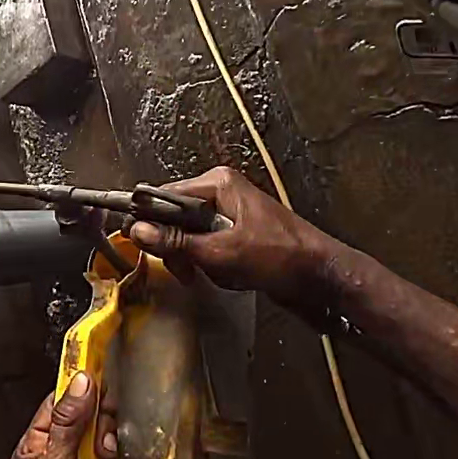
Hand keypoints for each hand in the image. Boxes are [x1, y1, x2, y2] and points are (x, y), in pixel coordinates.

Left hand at [11, 373, 141, 458]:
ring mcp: (83, 458)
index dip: (74, 385)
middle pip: (82, 406)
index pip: (55, 401)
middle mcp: (58, 450)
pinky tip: (114, 457)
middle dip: (94, 413)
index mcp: (34, 449)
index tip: (92, 368)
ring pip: (101, 419)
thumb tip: (79, 384)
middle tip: (96, 431)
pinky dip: (119, 441)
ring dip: (107, 431)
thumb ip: (67, 425)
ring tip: (103, 453)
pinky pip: (116, 436)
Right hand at [126, 166, 345, 309]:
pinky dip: (210, 263)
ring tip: (214, 274)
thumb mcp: (222, 252)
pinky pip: (207, 245)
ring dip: (196, 259)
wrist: (320, 274)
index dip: (150, 221)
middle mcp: (220, 191)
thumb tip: (137, 230)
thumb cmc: (277, 255)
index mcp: (217, 183)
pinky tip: (227, 275)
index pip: (164, 195)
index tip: (139, 246)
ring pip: (190, 235)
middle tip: (187, 271)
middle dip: (178, 247)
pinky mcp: (235, 231)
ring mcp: (229, 211)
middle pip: (175, 217)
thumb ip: (177, 242)